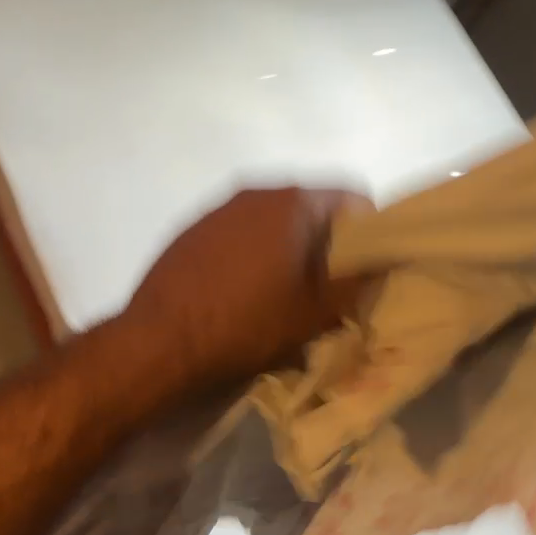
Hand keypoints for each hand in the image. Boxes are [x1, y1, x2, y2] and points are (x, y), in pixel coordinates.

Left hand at [118, 187, 370, 390]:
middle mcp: (254, 191)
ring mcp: (215, 209)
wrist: (158, 343)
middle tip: (323, 288)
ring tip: (279, 295)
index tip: (361, 271)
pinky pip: (234, 236)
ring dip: (282, 250)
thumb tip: (378, 267)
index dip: (367, 233)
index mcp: (292, 200)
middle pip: (308, 207)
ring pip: (268, 222)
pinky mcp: (187, 232)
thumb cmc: (244, 326)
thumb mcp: (311, 315)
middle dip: (322, 243)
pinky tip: (238, 295)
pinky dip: (247, 256)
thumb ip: (354, 285)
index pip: (352, 197)